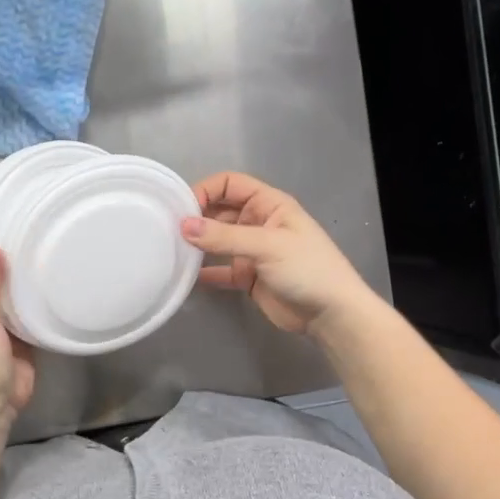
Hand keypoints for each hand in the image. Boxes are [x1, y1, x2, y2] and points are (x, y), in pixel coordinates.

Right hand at [181, 172, 374, 336]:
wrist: (330, 314)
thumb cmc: (307, 269)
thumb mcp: (266, 246)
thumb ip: (224, 237)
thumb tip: (183, 226)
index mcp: (269, 204)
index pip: (229, 184)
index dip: (205, 190)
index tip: (181, 209)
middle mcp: (258, 222)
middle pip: (220, 210)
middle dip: (197, 217)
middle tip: (168, 229)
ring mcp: (253, 250)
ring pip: (218, 240)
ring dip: (198, 243)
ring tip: (172, 250)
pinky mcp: (248, 277)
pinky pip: (220, 269)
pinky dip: (205, 271)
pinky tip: (186, 276)